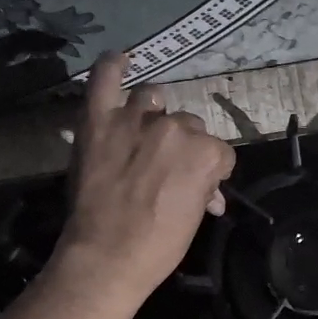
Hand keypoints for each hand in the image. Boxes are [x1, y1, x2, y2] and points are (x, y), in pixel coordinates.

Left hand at [57, 51, 235, 297]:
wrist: (107, 257)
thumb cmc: (158, 248)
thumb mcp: (194, 219)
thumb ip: (202, 191)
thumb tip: (209, 191)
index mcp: (204, 153)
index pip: (219, 152)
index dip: (212, 172)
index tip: (202, 190)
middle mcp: (173, 127)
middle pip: (188, 125)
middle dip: (185, 147)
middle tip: (170, 173)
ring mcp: (133, 119)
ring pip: (153, 99)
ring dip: (155, 113)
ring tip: (147, 134)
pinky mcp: (98, 120)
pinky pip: (105, 78)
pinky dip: (113, 65)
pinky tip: (120, 61)